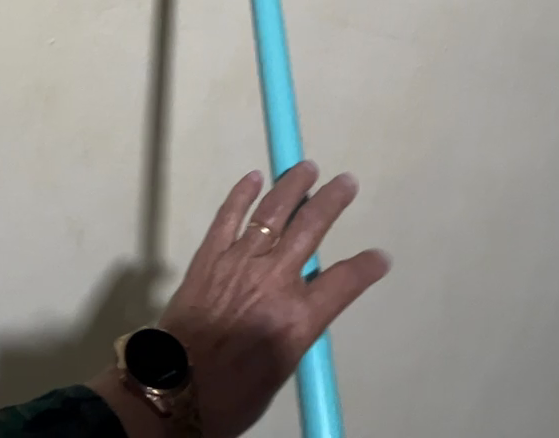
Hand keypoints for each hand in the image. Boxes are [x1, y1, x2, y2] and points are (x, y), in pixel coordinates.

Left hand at [159, 162, 389, 437]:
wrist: (178, 387)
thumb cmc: (235, 390)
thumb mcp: (283, 364)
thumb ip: (296, 324)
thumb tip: (302, 299)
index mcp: (299, 316)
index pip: (345, 281)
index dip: (366, 267)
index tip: (380, 256)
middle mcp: (275, 279)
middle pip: (311, 228)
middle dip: (332, 201)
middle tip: (346, 181)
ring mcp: (240, 259)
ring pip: (272, 211)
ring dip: (292, 185)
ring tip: (307, 167)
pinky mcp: (211, 253)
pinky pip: (229, 215)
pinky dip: (242, 193)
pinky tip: (254, 177)